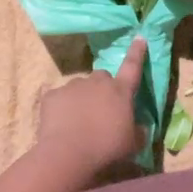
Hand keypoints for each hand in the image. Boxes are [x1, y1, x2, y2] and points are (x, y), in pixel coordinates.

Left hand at [34, 37, 149, 173]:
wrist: (68, 154)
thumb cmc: (107, 148)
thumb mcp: (133, 144)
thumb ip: (138, 131)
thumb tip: (140, 127)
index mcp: (120, 91)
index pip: (132, 66)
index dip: (137, 52)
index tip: (139, 37)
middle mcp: (97, 82)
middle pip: (102, 77)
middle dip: (102, 89)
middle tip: (101, 110)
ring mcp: (72, 87)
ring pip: (79, 87)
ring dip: (82, 99)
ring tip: (79, 122)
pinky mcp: (52, 96)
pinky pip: (59, 99)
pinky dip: (62, 108)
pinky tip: (62, 126)